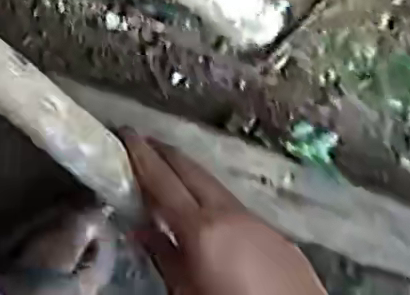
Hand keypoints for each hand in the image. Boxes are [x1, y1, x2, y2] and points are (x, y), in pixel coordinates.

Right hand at [124, 132, 325, 294]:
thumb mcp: (186, 293)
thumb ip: (163, 255)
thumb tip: (143, 230)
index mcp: (200, 226)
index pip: (160, 176)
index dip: (139, 151)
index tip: (124, 131)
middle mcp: (229, 215)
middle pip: (190, 169)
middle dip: (165, 152)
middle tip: (143, 143)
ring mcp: (261, 226)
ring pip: (216, 187)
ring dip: (191, 176)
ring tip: (174, 176)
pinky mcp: (285, 242)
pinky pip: (239, 210)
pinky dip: (217, 202)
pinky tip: (213, 216)